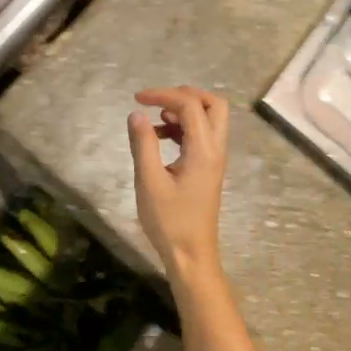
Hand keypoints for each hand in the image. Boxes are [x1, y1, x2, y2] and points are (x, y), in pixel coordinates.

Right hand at [126, 86, 229, 284]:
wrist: (191, 255)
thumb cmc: (169, 221)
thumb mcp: (149, 182)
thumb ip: (143, 144)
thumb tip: (135, 113)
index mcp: (203, 151)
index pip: (189, 106)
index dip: (163, 95)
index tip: (137, 99)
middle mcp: (215, 150)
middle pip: (213, 104)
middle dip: (185, 95)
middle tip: (157, 101)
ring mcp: (214, 159)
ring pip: (210, 118)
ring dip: (184, 111)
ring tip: (155, 121)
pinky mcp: (208, 168)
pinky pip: (202, 134)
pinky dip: (183, 127)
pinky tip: (160, 138)